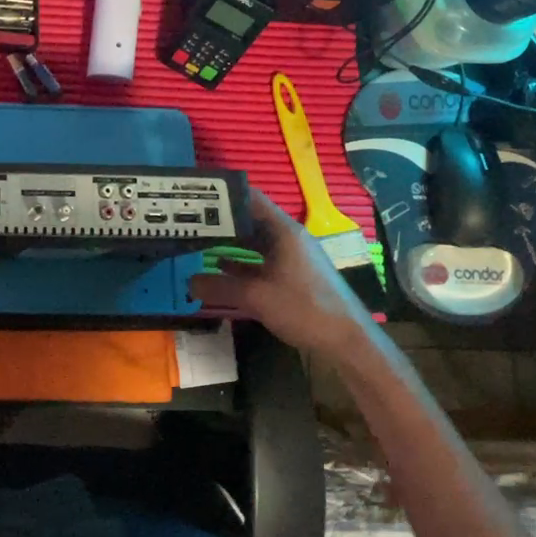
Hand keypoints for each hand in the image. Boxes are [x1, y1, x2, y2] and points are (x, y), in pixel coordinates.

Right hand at [187, 191, 373, 357]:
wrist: (347, 341)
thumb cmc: (305, 309)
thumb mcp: (256, 297)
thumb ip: (220, 287)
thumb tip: (189, 282)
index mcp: (283, 231)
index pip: (250, 198)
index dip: (223, 195)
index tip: (195, 196)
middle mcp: (288, 238)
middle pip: (250, 219)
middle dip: (221, 220)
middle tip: (189, 221)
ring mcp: (292, 257)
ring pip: (255, 241)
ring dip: (230, 241)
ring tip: (198, 240)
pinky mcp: (293, 275)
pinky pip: (261, 260)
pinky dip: (241, 262)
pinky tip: (220, 267)